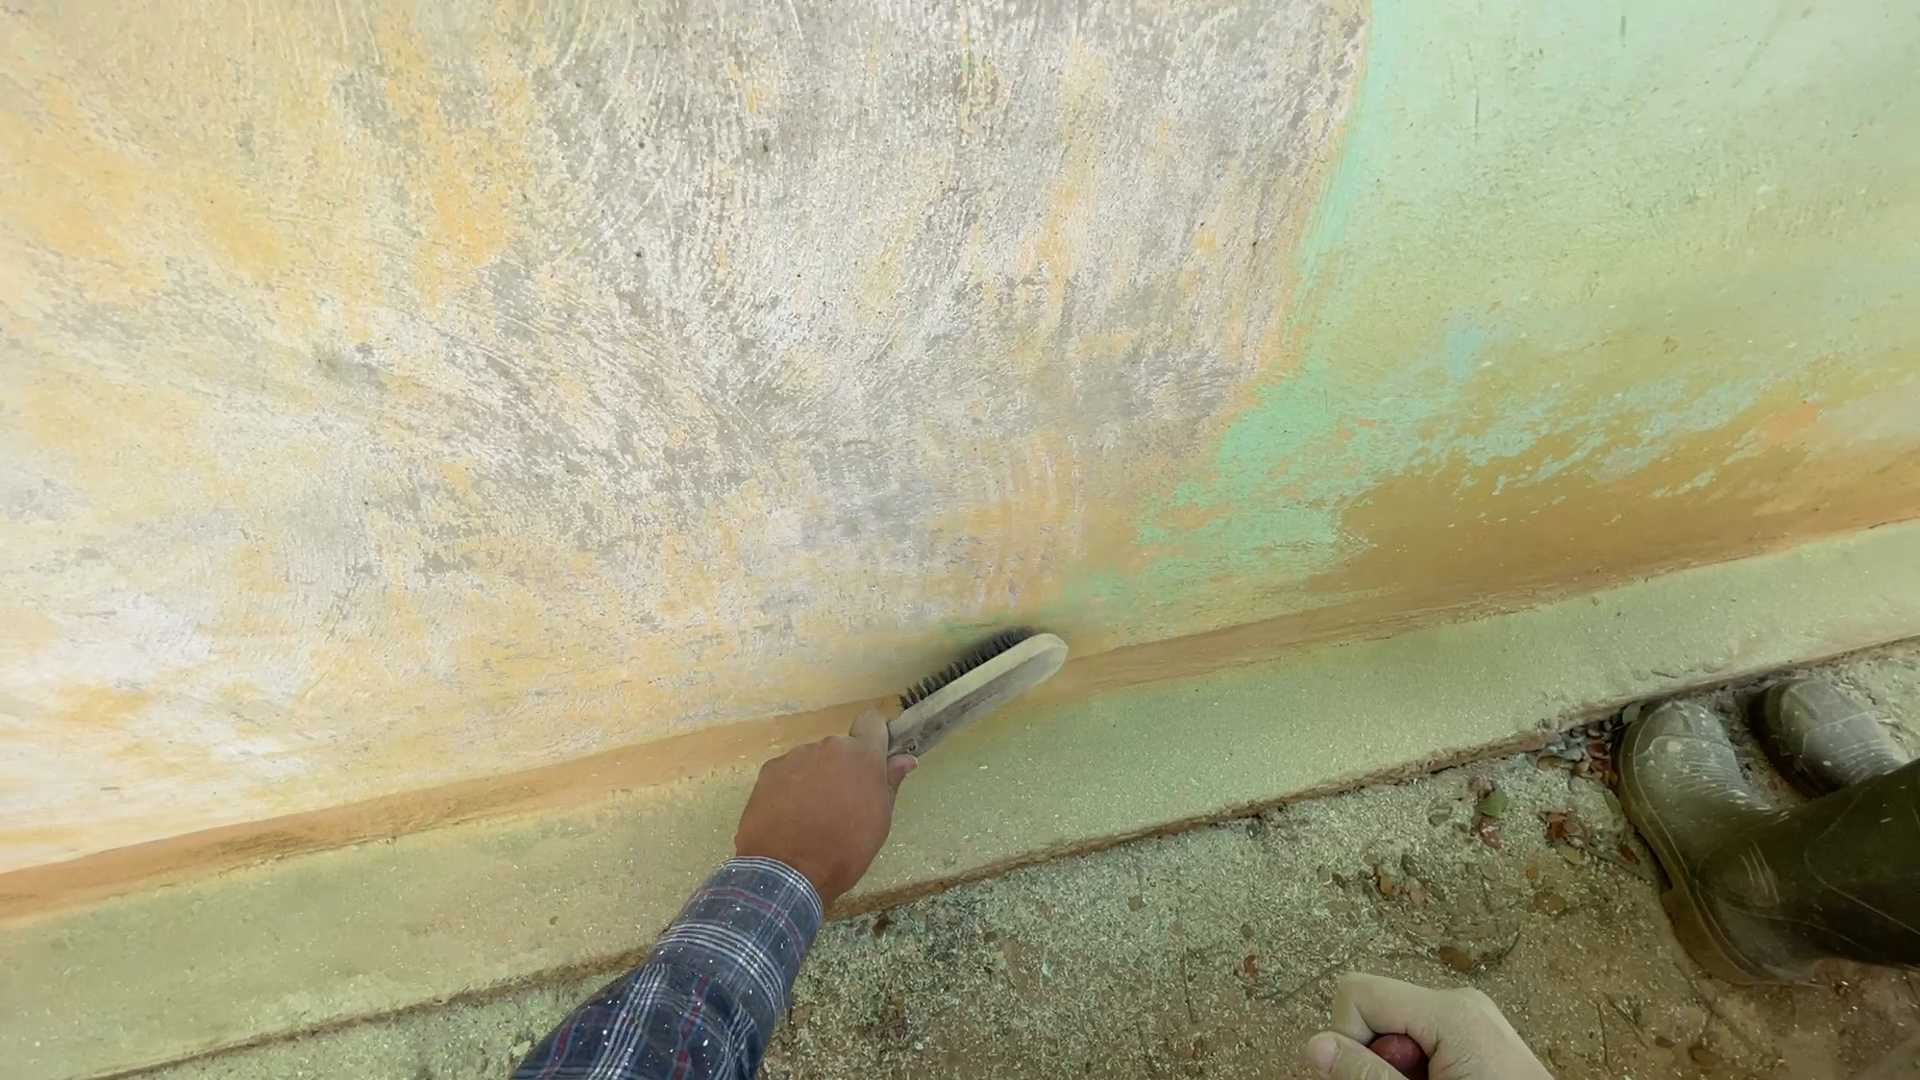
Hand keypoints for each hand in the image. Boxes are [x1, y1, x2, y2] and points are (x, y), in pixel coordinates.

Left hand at [734, 709, 917, 906]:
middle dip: (842, 767)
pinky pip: (788, 772)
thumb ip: (890, 783)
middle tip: (839, 802)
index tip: (871, 760)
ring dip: (815, 777)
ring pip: (813, 759)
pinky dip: (790, 787)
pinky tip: (788, 816)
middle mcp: (829, 746)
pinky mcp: (769, 771)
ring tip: (809, 814)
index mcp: (862, 755)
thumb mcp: (879, 822)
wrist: (786, 875)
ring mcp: (796, 756)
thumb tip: (906, 759)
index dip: (872, 737)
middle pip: (840, 747)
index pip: (872, 721)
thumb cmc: (844, 851)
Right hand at [1305, 973, 1551, 1079]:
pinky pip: (1421, 1035)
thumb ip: (1369, 1076)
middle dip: (1377, 1056)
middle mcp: (1461, 1001)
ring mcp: (1473, 1016)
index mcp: (1453, 1012)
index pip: (1357, 994)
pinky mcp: (1477, 1033)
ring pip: (1395, 1024)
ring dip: (1396, 1065)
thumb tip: (1314, 1045)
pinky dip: (1417, 1067)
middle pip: (1375, 1007)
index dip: (1349, 1039)